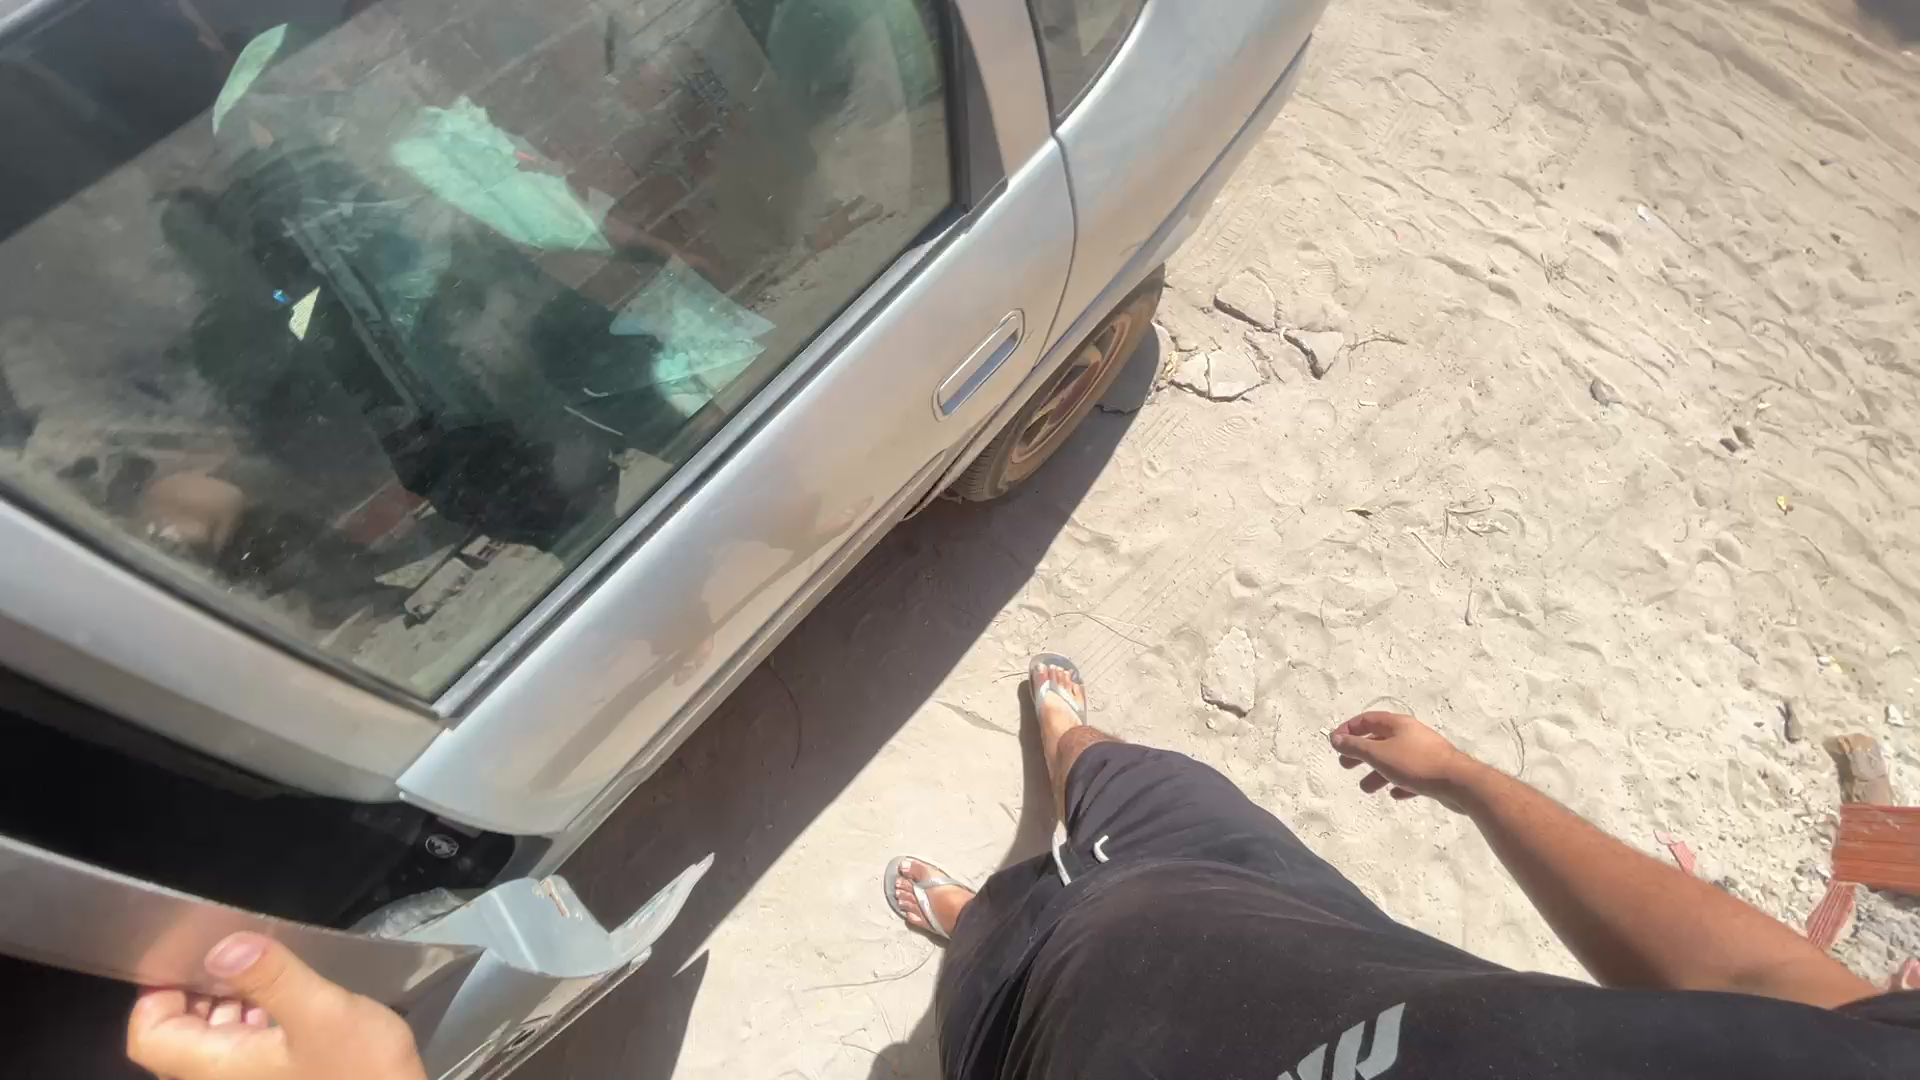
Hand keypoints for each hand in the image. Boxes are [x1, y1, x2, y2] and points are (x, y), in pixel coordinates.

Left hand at [127, 932, 426, 1079]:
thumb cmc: (354, 1067)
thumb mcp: (321, 1013)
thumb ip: (274, 979)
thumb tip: (225, 945)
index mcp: (212, 1067)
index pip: (149, 1034)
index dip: (159, 993)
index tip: (194, 950)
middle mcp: (215, 1079)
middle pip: (176, 1038)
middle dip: (197, 991)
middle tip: (235, 948)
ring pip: (209, 1042)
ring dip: (226, 1003)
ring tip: (260, 967)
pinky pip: (239, 1050)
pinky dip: (249, 1020)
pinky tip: (281, 1001)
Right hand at [1329, 711, 1480, 811]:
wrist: (1462, 784)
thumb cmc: (1416, 764)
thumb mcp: (1379, 754)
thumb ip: (1355, 747)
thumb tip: (1335, 739)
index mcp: (1397, 724)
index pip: (1366, 720)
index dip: (1348, 729)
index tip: (1335, 743)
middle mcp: (1410, 734)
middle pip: (1378, 740)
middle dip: (1360, 754)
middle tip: (1346, 766)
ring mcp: (1424, 753)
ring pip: (1393, 760)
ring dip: (1377, 772)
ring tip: (1367, 788)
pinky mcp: (1435, 771)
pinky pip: (1411, 774)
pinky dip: (1399, 782)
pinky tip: (1395, 794)